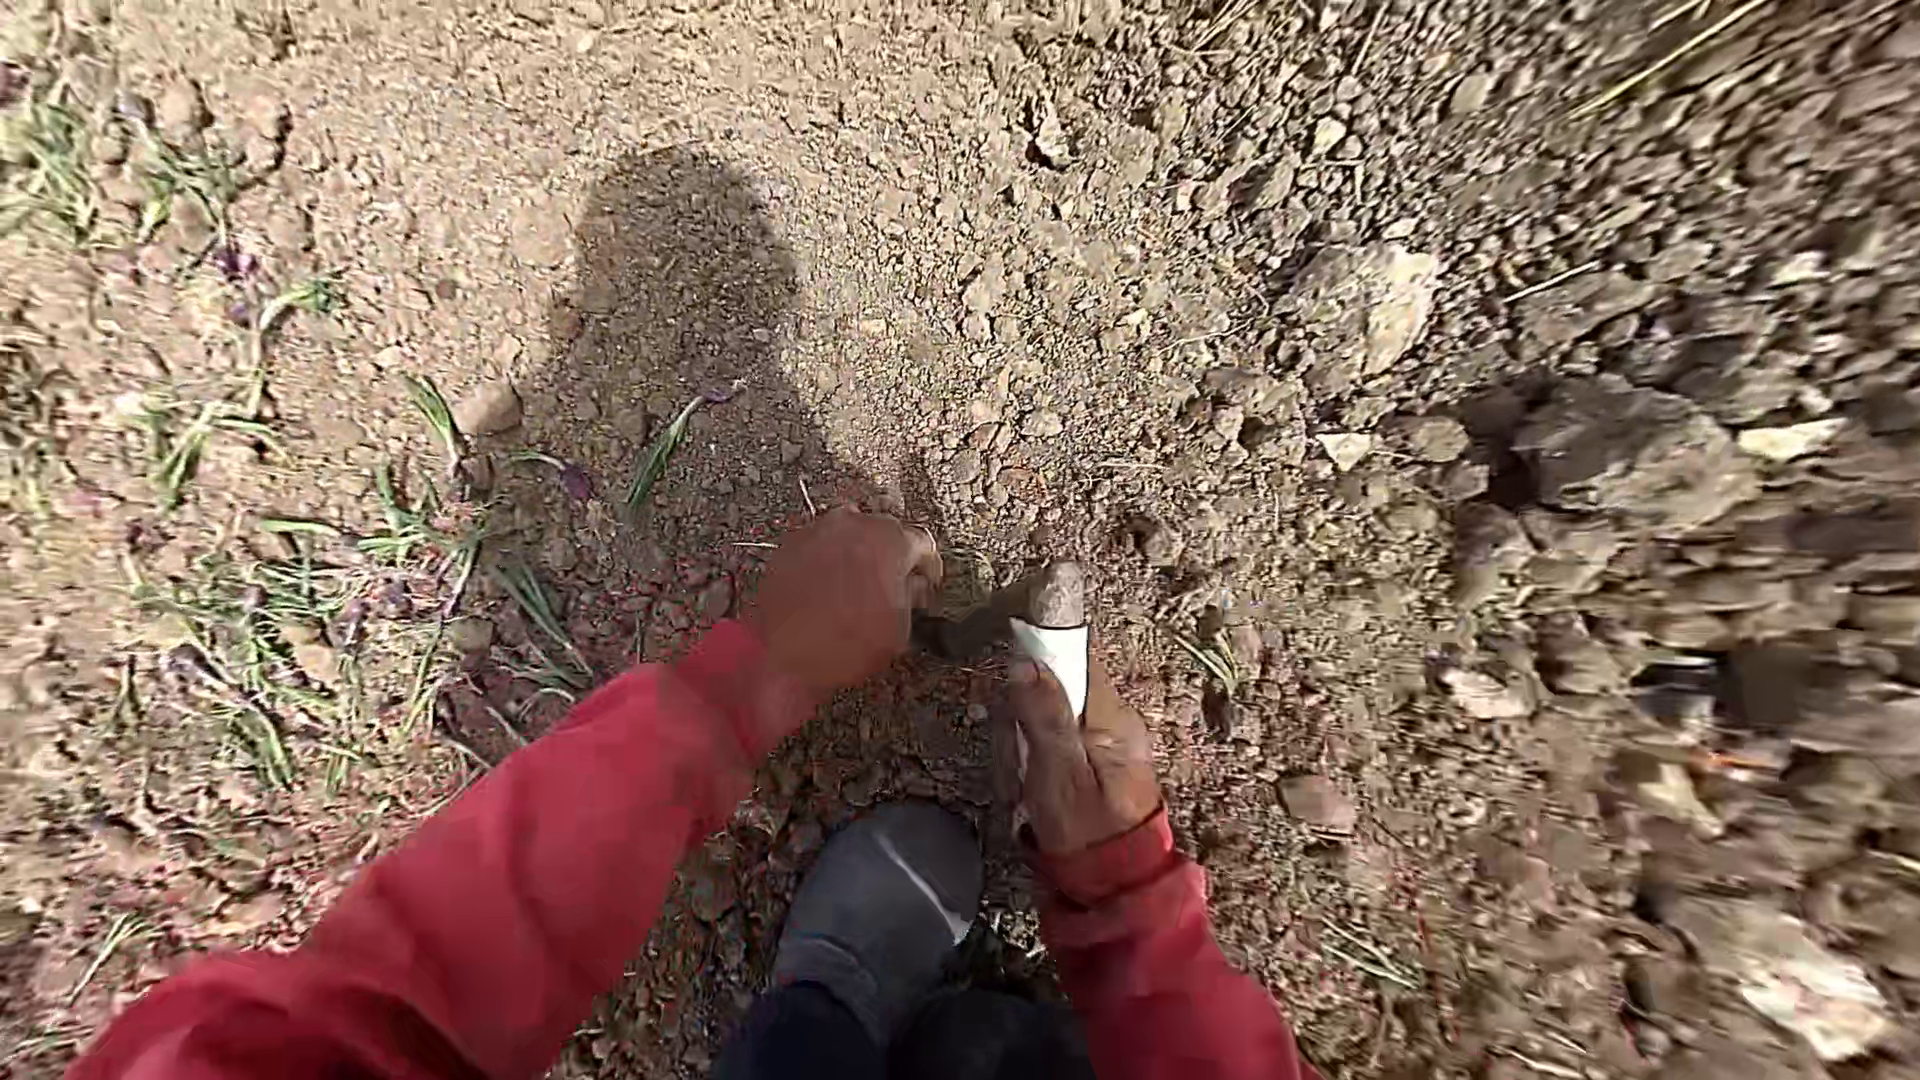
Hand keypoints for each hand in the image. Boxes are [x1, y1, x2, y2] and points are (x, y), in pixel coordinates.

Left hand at [744, 507, 941, 706]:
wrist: (780, 658)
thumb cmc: (842, 646)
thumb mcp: (900, 629)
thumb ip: (914, 596)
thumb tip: (914, 584)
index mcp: (890, 542)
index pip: (924, 544)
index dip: (929, 568)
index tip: (927, 582)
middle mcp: (855, 525)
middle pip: (887, 533)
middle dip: (894, 559)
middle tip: (894, 587)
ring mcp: (820, 531)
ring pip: (852, 535)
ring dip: (861, 555)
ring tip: (858, 586)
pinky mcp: (791, 543)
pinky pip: (822, 544)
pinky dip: (830, 560)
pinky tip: (829, 587)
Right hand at [1004, 653, 1161, 854]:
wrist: (1116, 890)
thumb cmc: (1088, 833)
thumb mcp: (1060, 775)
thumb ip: (1044, 717)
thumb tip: (1025, 662)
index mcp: (1111, 716)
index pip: (1075, 655)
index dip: (1039, 660)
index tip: (1014, 693)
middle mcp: (1111, 719)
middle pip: (1053, 687)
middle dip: (1022, 719)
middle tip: (1016, 760)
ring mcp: (1102, 740)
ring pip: (1046, 715)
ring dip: (1022, 745)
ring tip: (1022, 784)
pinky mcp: (1092, 759)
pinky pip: (1052, 739)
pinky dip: (1033, 759)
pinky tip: (1030, 789)